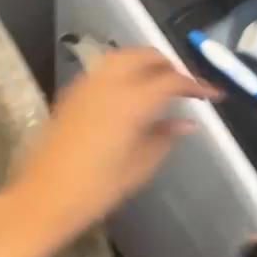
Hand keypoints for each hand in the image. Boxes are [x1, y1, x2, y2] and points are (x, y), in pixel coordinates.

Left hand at [0, 47, 218, 256]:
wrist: (42, 200)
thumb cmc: (94, 191)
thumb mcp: (138, 168)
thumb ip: (164, 137)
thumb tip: (186, 122)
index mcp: (130, 102)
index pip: (171, 80)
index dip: (196, 84)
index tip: (213, 95)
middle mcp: (107, 84)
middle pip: (144, 56)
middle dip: (169, 65)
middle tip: (185, 85)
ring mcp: (85, 86)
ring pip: (121, 57)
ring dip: (144, 63)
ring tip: (160, 84)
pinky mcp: (70, 95)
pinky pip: (103, 70)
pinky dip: (123, 71)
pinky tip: (130, 93)